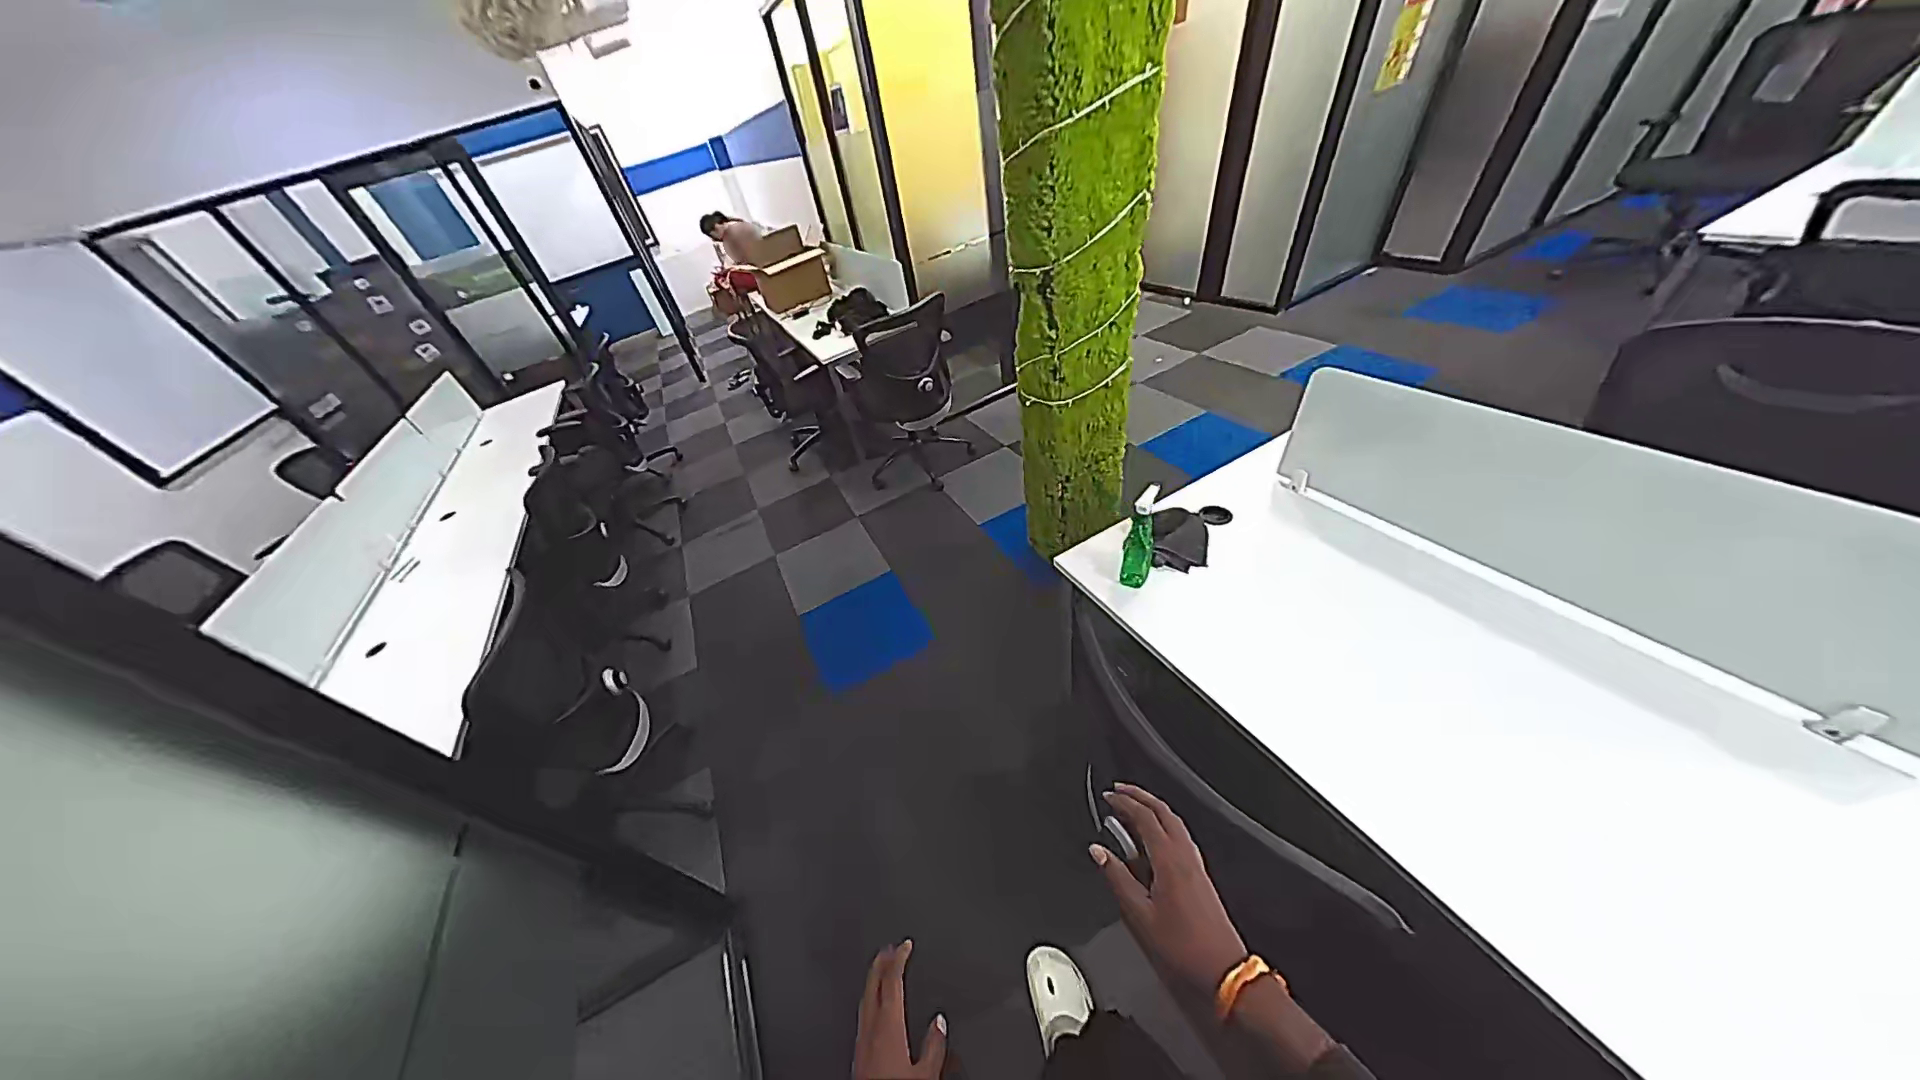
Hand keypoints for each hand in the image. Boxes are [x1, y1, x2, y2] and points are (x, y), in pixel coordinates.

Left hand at [853, 940, 947, 1079]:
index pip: (891, 980)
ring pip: (864, 997)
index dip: (898, 957)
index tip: (905, 944)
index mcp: (888, 1025)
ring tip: (881, 968)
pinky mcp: (856, 1053)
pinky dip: (870, 998)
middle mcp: (869, 1028)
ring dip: (873, 978)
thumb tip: (938, 1023)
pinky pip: (862, 1013)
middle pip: (872, 983)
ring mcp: (859, 1040)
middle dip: (880, 961)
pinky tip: (874, 1006)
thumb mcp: (925, 1076)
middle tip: (890, 946)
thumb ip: (933, 1046)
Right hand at [1091, 783, 1246, 995]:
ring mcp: (1196, 864)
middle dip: (1140, 796)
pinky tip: (1154, 837)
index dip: (1124, 802)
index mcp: (1169, 860)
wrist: (1223, 971)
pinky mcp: (1201, 875)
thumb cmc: (1183, 947)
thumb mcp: (1139, 914)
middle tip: (1120, 790)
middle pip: (1163, 811)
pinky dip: (1164, 824)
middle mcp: (1186, 856)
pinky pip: (1180, 836)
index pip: (1144, 817)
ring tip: (1134, 807)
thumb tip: (1099, 852)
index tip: (1108, 796)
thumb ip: (1117, 878)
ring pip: (1174, 822)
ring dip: (1153, 808)